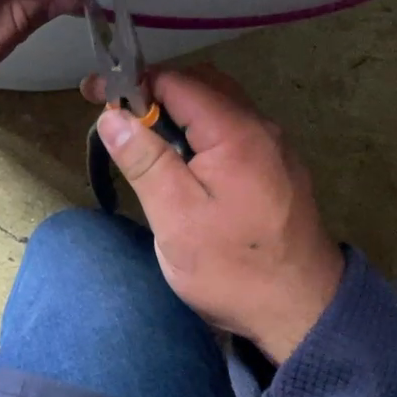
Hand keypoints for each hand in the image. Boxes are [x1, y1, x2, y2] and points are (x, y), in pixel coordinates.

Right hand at [84, 66, 344, 362]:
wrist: (302, 314)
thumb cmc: (232, 267)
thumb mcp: (175, 217)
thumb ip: (144, 160)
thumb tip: (112, 115)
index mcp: (236, 132)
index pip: (178, 82)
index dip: (132, 82)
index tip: (94, 93)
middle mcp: (261, 129)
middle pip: (201, 86)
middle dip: (153, 91)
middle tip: (113, 113)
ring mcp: (273, 150)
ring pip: (217, 108)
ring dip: (176, 112)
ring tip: (139, 137)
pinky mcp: (275, 171)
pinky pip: (231, 132)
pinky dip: (197, 132)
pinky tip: (179, 161)